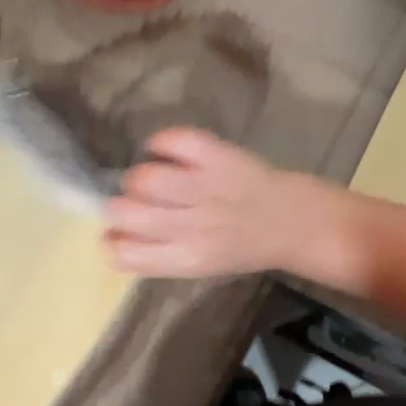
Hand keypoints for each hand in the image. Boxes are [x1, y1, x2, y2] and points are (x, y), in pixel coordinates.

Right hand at [104, 128, 335, 278]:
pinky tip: (170, 152)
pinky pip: (173, 139)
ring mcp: (206, 188)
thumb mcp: (201, 266)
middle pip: (125, 212)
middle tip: (138, 204)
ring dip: (140, 178)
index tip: (117, 234)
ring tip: (155, 180)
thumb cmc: (241, 248)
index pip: (125, 254)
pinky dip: (163, 142)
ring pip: (144, 177)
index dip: (113, 242)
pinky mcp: (218, 156)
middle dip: (121, 207)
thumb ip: (160, 255)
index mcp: (187, 259)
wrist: (293, 223)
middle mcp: (193, 226)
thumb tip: (116, 236)